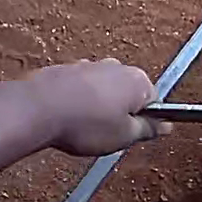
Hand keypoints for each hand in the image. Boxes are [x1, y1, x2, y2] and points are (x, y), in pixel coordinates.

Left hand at [9, 59, 164, 155]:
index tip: (132, 136)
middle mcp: (115, 66)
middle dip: (120, 113)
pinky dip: (77, 102)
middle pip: (127, 93)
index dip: (144, 122)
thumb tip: (165, 125)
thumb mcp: (124, 135)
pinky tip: (67, 119)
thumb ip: (148, 129)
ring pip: (102, 91)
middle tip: (107, 135)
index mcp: (137, 80)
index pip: (153, 101)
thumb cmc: (84, 124)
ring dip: (97, 108)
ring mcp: (88, 66)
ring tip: (83, 129)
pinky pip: (79, 89)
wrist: (36, 110)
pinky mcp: (65, 70)